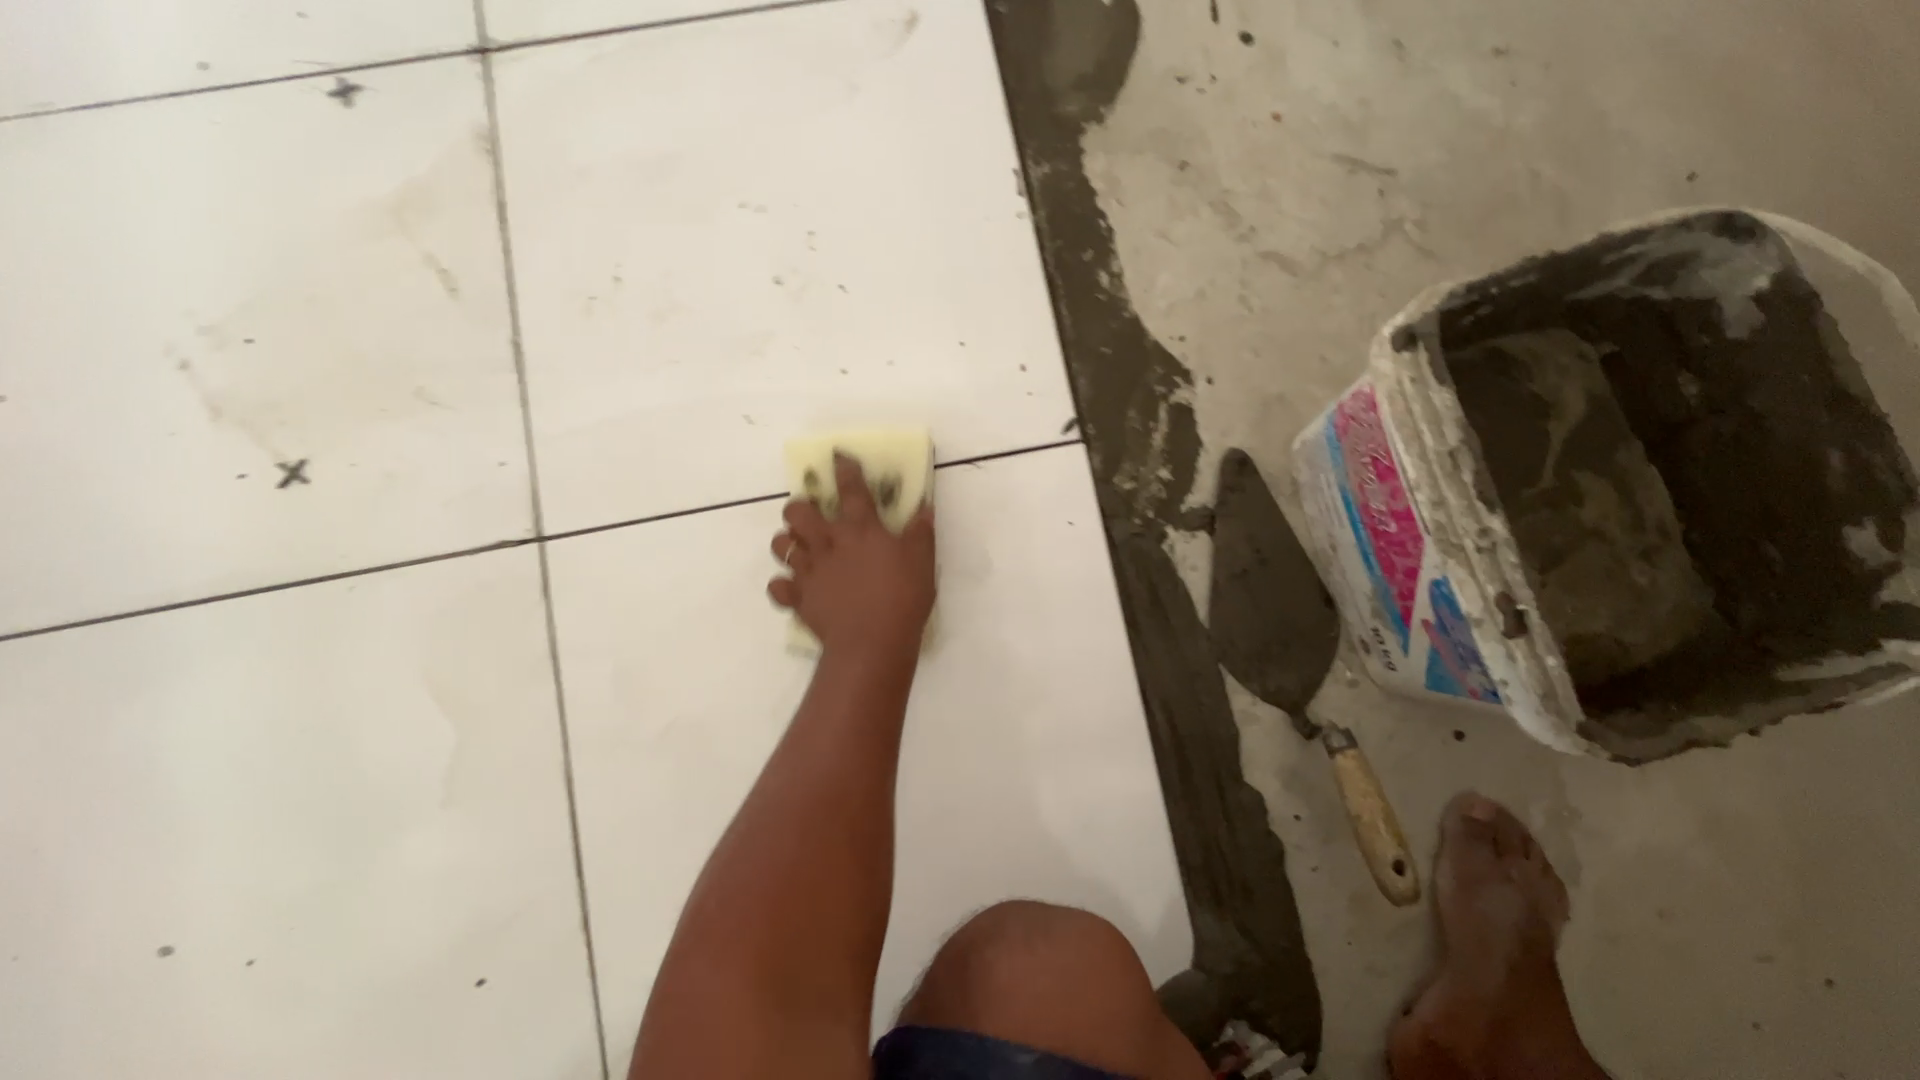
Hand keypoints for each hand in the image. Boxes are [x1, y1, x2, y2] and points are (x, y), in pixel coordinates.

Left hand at [769, 453, 935, 659]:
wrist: (872, 642)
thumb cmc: (903, 598)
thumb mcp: (923, 562)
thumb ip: (921, 533)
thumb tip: (924, 507)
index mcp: (861, 529)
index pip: (851, 490)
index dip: (845, 470)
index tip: (837, 456)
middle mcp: (828, 543)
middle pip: (798, 512)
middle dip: (798, 508)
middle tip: (810, 515)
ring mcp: (809, 571)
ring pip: (781, 545)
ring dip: (786, 542)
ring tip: (798, 547)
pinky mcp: (798, 599)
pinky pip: (778, 587)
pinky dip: (782, 586)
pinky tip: (792, 588)